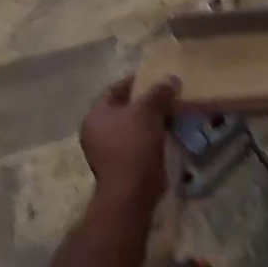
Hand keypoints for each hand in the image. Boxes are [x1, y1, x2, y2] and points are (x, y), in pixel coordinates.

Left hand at [79, 75, 179, 206]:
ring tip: (172, 110)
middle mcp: (97, 132)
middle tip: (167, 93)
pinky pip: (138, 141)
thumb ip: (159, 92)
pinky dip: (152, 134)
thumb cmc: (134, 143)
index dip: (135, 81)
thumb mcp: (148, 110)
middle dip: (146, 100)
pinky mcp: (122, 163)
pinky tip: (169, 130)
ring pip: (133, 125)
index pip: (114, 89)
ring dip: (151, 118)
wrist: (132, 189)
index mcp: (95, 115)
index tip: (156, 76)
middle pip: (124, 108)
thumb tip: (171, 79)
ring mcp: (108, 150)